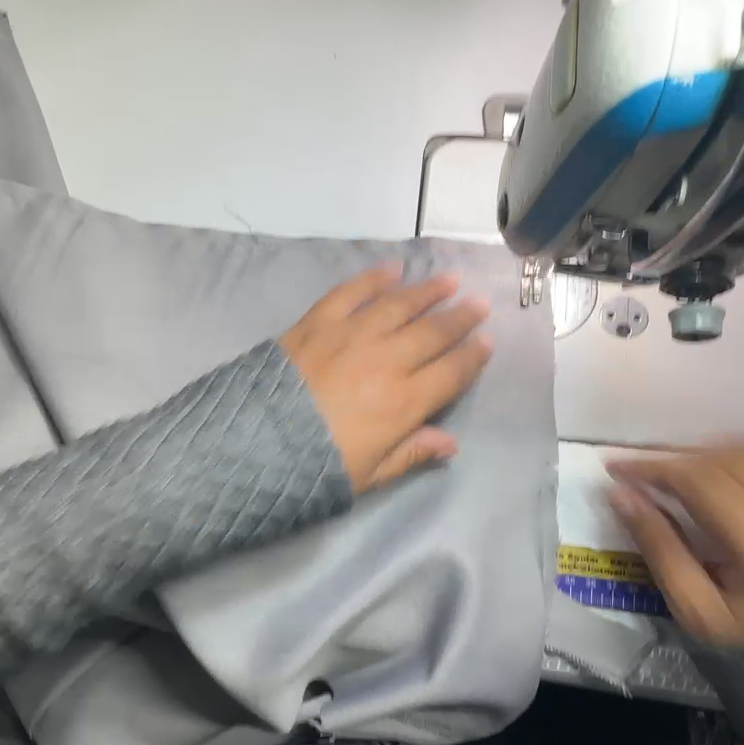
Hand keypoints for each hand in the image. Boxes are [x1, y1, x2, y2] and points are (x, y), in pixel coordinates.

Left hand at [278, 266, 491, 492]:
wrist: (255, 442)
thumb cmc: (314, 464)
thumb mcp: (368, 474)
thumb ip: (410, 454)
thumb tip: (450, 444)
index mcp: (403, 403)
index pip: (451, 373)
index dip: (473, 357)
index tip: (488, 342)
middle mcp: (385, 361)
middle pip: (433, 333)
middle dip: (460, 317)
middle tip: (479, 303)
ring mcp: (351, 336)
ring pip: (399, 306)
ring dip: (427, 291)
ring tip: (448, 281)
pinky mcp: (318, 322)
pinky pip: (351, 293)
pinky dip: (373, 279)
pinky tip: (392, 270)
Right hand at [605, 443, 743, 643]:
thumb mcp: (695, 609)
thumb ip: (659, 547)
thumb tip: (621, 494)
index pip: (703, 484)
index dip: (654, 468)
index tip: (616, 468)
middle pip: (730, 462)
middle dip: (679, 461)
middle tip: (643, 474)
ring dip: (713, 456)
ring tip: (681, 474)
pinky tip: (724, 477)